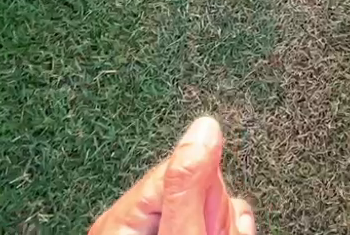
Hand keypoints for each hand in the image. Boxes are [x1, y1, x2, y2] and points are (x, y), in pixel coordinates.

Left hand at [89, 116, 256, 234]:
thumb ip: (187, 183)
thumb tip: (204, 125)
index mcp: (123, 216)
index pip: (183, 164)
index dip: (207, 190)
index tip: (207, 221)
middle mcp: (135, 220)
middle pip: (200, 182)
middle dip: (216, 211)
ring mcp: (156, 228)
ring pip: (211, 199)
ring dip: (223, 222)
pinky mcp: (177, 231)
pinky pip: (215, 213)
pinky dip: (226, 227)